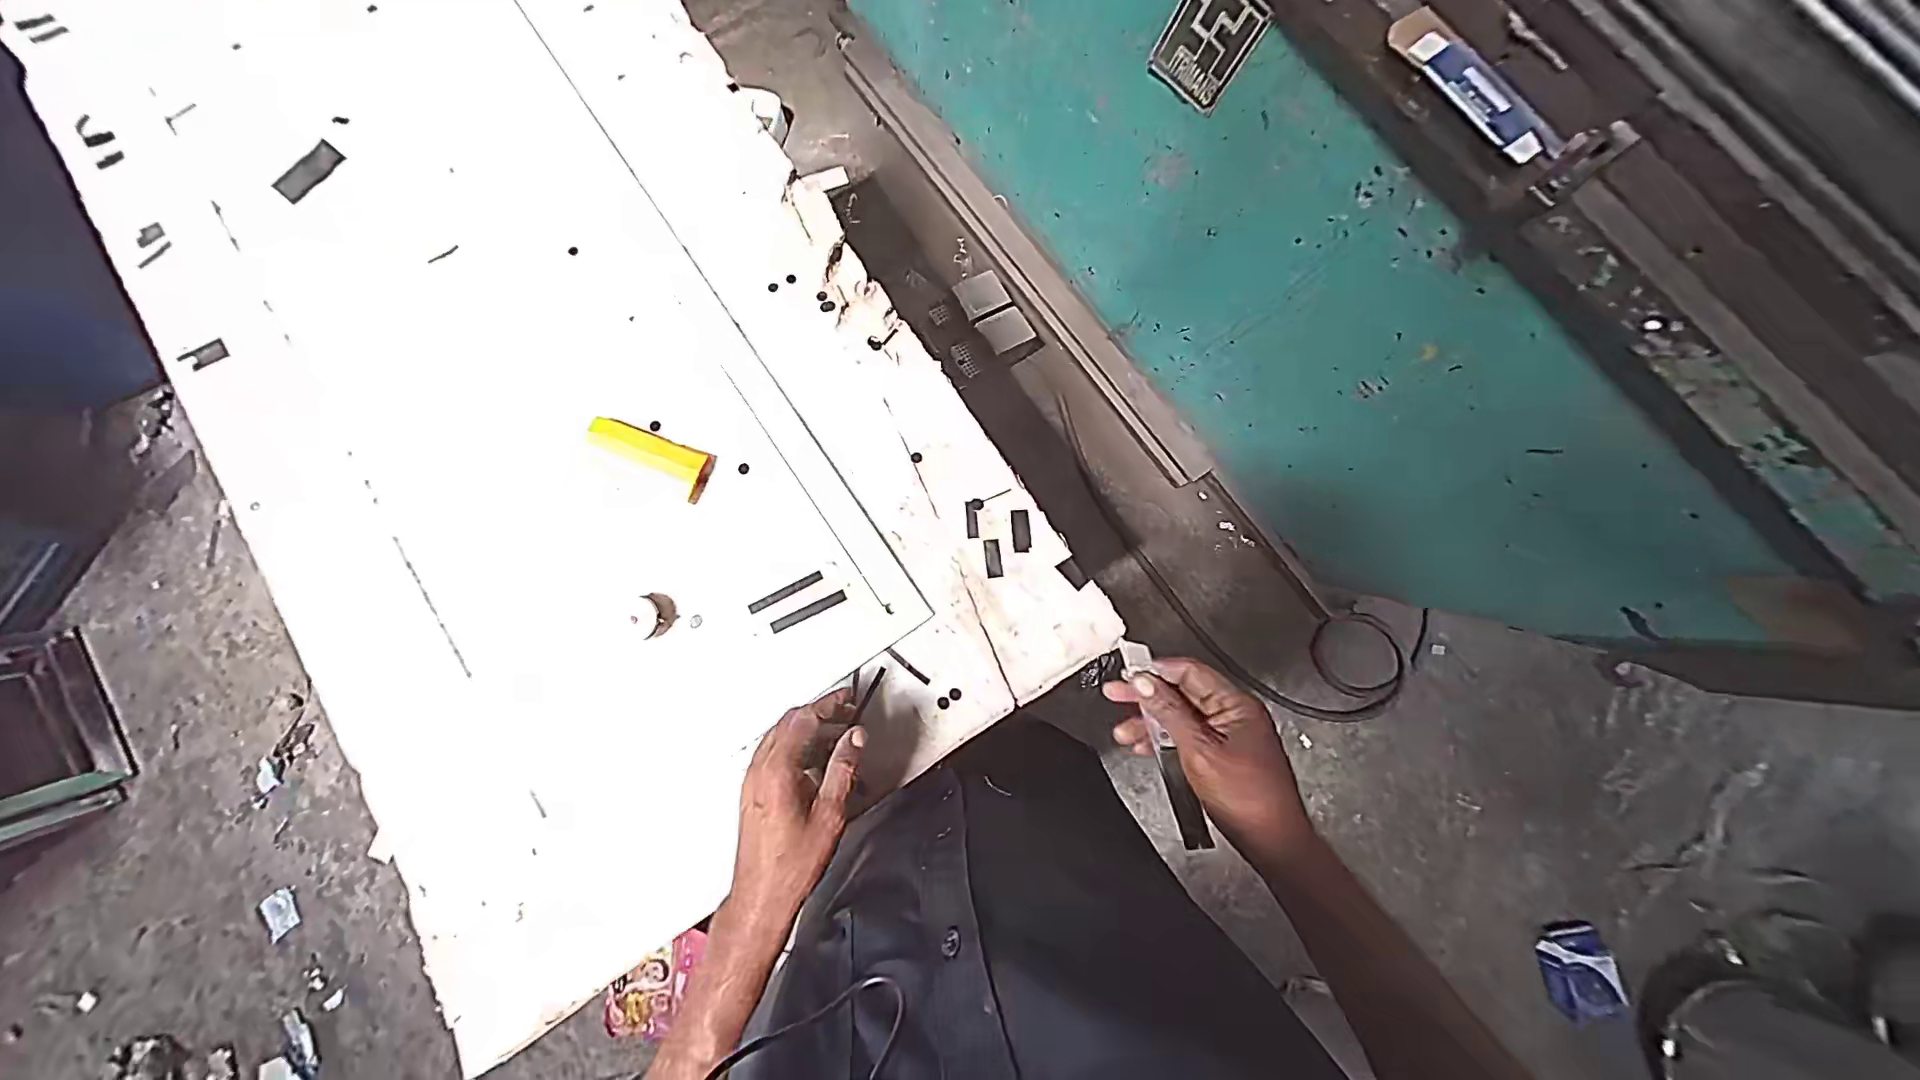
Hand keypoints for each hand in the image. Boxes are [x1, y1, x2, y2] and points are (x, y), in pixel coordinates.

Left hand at [729, 687, 864, 932]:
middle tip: (845, 711)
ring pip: (780, 735)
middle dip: (819, 711)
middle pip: (789, 722)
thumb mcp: (830, 813)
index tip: (847, 699)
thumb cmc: (790, 865)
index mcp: (777, 771)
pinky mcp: (753, 792)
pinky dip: (796, 744)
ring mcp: (753, 781)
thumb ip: (843, 768)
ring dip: (807, 727)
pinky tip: (815, 757)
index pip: (804, 719)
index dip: (829, 704)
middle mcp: (760, 771)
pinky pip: (773, 752)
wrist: (761, 896)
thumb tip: (854, 739)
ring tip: (836, 732)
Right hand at [1105, 657, 1313, 859]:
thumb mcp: (1198, 750)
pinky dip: (1164, 739)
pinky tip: (1146, 745)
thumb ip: (1168, 712)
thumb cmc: (1249, 801)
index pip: (1189, 672)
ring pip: (1181, 716)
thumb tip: (1146, 684)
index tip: (1129, 675)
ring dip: (1151, 721)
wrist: (1272, 843)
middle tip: (1118, 694)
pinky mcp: (1222, 753)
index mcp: (1236, 705)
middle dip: (1147, 696)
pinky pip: (1187, 735)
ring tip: (1126, 730)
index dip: (1156, 671)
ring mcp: (1229, 734)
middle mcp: (1234, 715)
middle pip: (1182, 692)